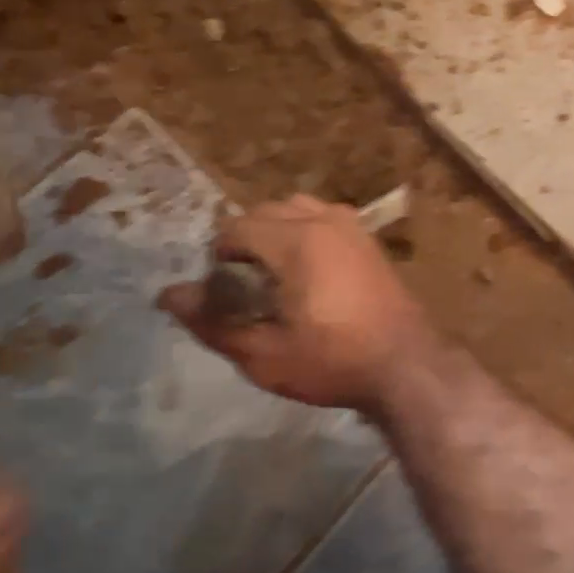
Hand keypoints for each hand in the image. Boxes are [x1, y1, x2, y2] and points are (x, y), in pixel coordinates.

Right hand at [157, 195, 434, 409]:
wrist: (404, 364)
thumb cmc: (331, 361)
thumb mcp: (263, 353)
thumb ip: (213, 321)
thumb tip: (168, 295)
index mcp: (296, 240)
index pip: (236, 228)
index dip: (218, 259)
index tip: (222, 294)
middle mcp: (324, 220)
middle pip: (265, 211)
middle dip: (244, 241)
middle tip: (242, 287)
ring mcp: (352, 225)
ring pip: (297, 208)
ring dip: (275, 231)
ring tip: (272, 276)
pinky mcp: (368, 239)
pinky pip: (324, 217)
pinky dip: (304, 231)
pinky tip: (308, 274)